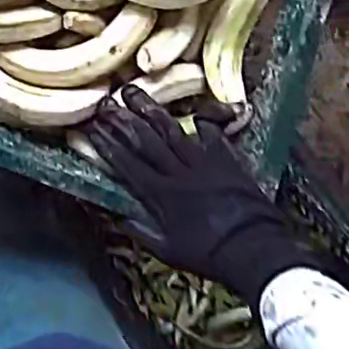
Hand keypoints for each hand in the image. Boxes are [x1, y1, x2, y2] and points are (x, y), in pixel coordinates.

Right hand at [86, 86, 315, 301]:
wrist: (256, 251)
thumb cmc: (210, 255)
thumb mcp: (169, 252)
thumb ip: (141, 231)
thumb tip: (115, 215)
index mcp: (161, 193)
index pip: (128, 163)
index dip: (108, 144)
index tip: (93, 127)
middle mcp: (177, 171)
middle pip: (145, 139)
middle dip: (123, 119)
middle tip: (107, 102)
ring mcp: (202, 161)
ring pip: (171, 129)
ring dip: (150, 109)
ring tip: (134, 93)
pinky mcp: (224, 158)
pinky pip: (210, 135)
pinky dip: (202, 125)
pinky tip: (195, 116)